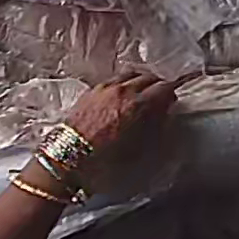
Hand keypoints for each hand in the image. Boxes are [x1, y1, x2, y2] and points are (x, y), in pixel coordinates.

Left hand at [52, 72, 181, 194]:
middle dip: (158, 85)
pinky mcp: (92, 91)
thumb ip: (156, 128)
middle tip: (159, 98)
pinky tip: (122, 95)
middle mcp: (124, 91)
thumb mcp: (140, 151)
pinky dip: (124, 83)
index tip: (172, 102)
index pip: (165, 87)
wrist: (66, 162)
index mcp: (139, 105)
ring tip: (141, 92)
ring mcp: (106, 88)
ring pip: (131, 74)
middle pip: (149, 77)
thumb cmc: (106, 164)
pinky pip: (114, 79)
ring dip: (140, 80)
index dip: (172, 94)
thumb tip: (164, 114)